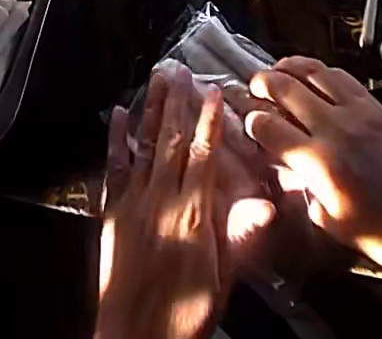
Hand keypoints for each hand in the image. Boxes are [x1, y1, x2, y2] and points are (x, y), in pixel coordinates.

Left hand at [97, 62, 273, 338]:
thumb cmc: (186, 312)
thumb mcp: (223, 276)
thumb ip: (240, 234)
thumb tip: (268, 203)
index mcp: (192, 214)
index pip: (203, 155)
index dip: (209, 120)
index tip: (212, 90)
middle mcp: (161, 200)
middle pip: (172, 140)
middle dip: (178, 101)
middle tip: (180, 69)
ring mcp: (134, 202)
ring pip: (145, 144)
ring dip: (152, 108)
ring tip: (156, 78)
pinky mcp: (113, 212)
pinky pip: (115, 168)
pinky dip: (116, 139)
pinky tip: (117, 114)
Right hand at [239, 56, 381, 282]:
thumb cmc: (376, 232)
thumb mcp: (327, 219)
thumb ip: (301, 184)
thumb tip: (285, 161)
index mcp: (318, 162)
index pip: (270, 127)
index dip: (252, 119)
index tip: (246, 118)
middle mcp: (333, 128)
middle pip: (287, 88)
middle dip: (264, 82)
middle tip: (253, 84)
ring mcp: (356, 110)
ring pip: (314, 71)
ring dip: (290, 66)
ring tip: (278, 68)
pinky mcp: (374, 104)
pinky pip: (341, 76)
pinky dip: (321, 70)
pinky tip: (313, 75)